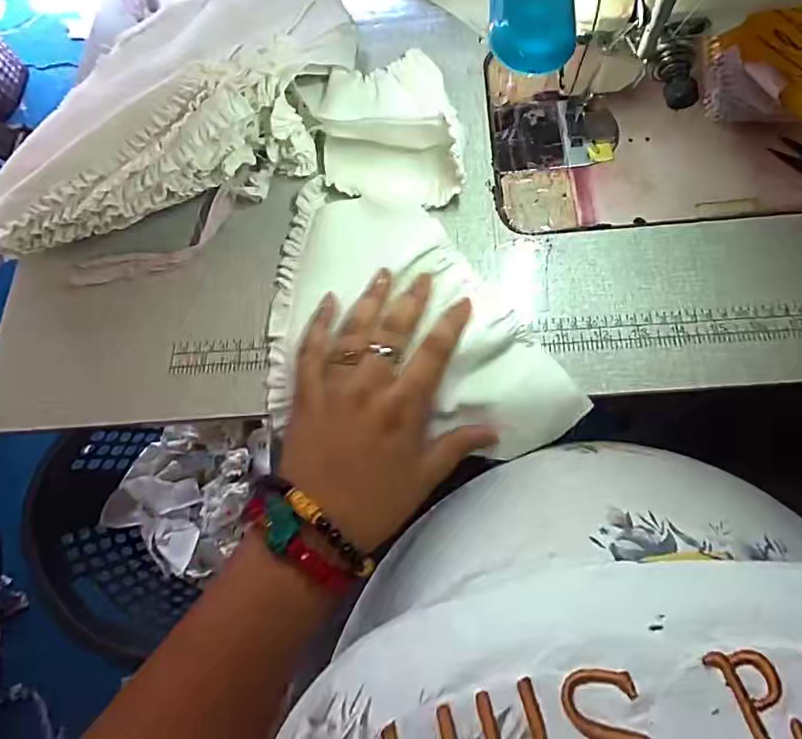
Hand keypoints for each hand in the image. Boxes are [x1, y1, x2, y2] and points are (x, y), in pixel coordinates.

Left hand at [278, 271, 496, 551]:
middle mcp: (370, 387)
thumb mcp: (424, 478)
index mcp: (403, 407)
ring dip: (370, 300)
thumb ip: (457, 445)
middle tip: (424, 276)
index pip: (433, 353)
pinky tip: (328, 301)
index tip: (462, 301)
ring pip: (354, 332)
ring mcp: (334, 386)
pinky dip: (318, 324)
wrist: (313, 528)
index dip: (450, 324)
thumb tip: (495, 428)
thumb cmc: (376, 503)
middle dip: (411, 300)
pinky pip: (310, 351)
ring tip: (383, 274)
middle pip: (394, 332)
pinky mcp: (305, 393)